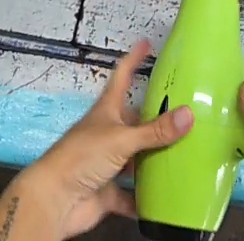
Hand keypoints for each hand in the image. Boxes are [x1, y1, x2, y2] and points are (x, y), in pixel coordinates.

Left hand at [0, 40, 193, 240]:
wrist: (55, 200)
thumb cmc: (81, 157)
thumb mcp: (122, 140)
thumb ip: (155, 131)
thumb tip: (188, 114)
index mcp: (108, 111)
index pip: (122, 76)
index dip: (133, 58)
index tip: (146, 43)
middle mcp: (108, 132)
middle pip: (136, 120)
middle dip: (155, 119)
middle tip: (184, 113)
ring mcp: (108, 162)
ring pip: (136, 157)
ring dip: (154, 158)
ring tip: (184, 154)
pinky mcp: (108, 190)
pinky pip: (132, 194)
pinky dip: (145, 197)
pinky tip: (165, 198)